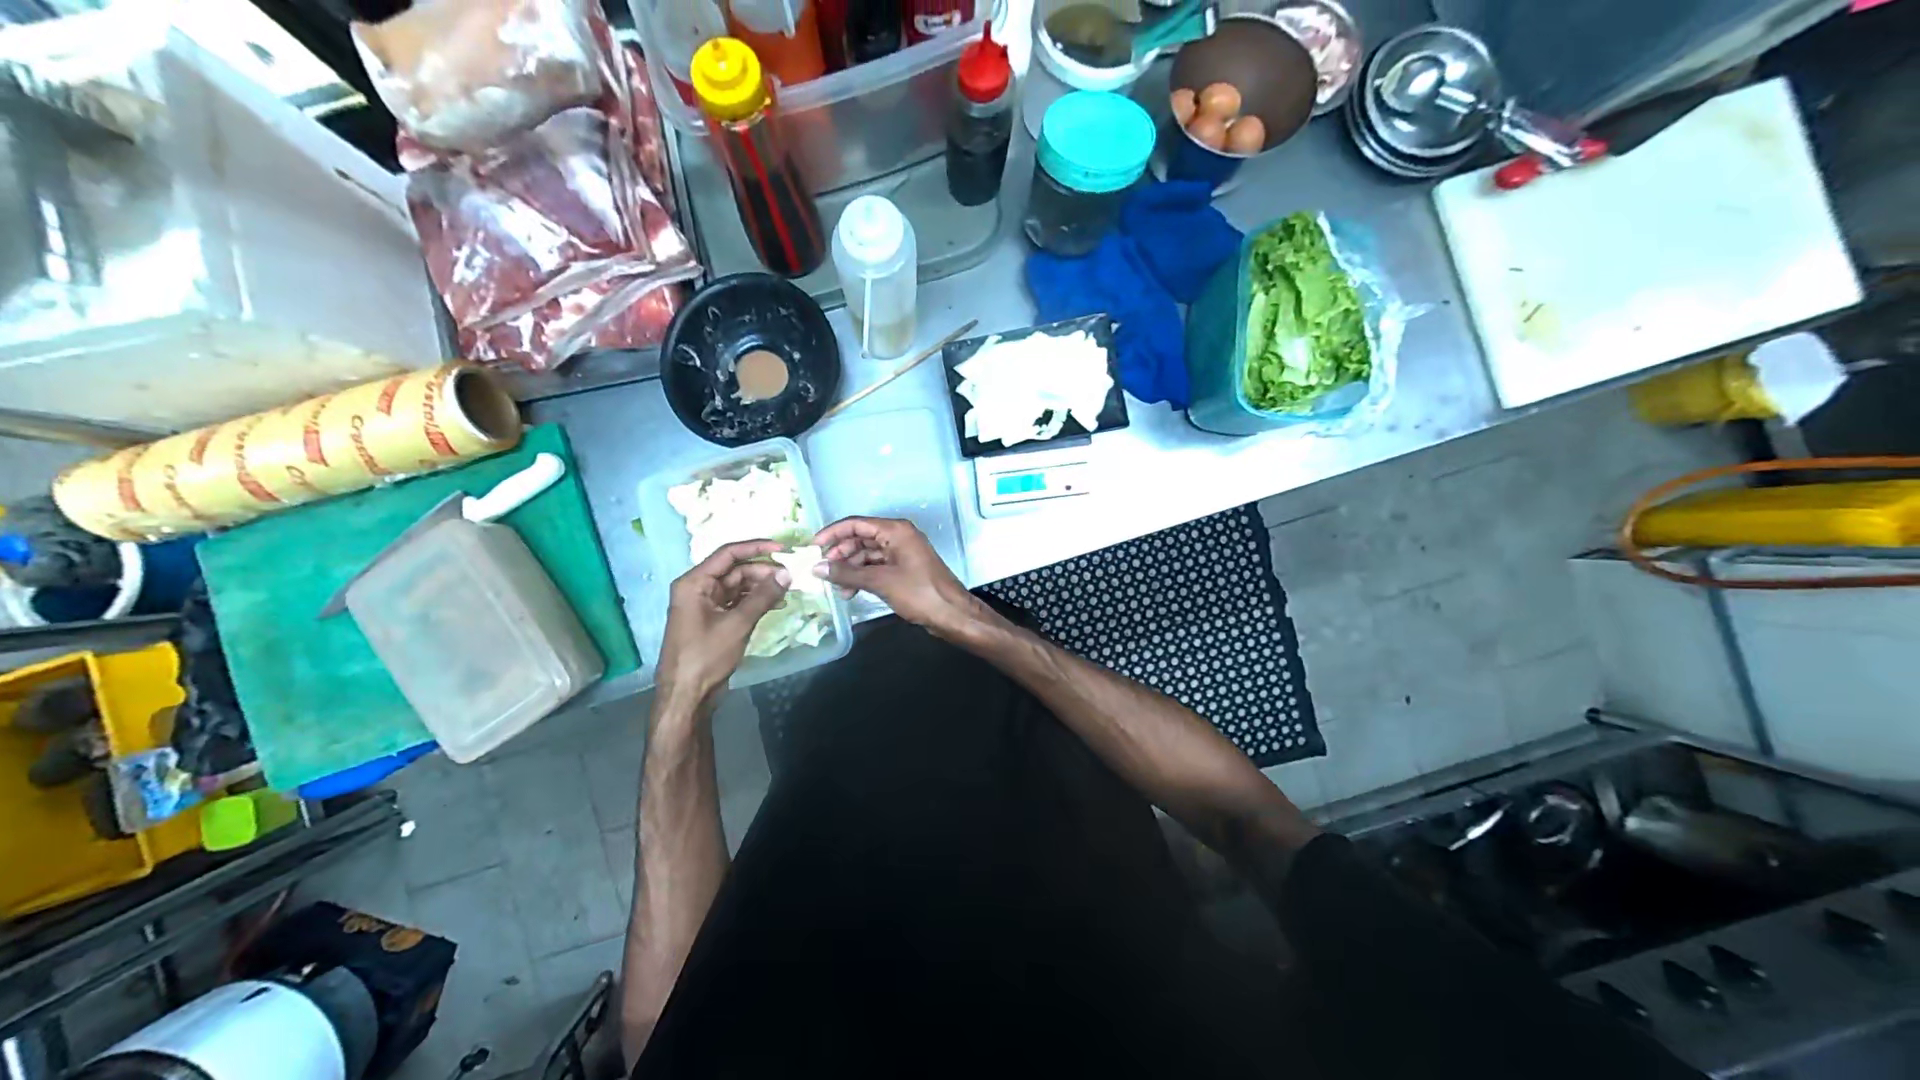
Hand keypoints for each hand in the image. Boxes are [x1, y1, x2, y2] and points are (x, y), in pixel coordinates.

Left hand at [657, 540, 790, 715]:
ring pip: (737, 587)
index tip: (783, 550)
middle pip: (734, 570)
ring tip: (787, 591)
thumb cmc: (706, 655)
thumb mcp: (738, 623)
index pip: (728, 554)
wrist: (687, 695)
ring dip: (761, 587)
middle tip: (790, 577)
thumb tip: (787, 574)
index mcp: (694, 583)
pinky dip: (755, 602)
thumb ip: (763, 596)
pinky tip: (776, 605)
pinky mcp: (713, 621)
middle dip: (762, 571)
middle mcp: (697, 589)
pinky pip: (736, 603)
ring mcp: (705, 606)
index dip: (756, 548)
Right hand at [813, 517, 989, 639]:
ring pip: (867, 554)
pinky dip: (863, 576)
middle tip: (823, 571)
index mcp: (896, 531)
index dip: (832, 534)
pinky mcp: (904, 569)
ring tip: (837, 587)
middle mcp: (898, 536)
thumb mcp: (880, 582)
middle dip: (840, 554)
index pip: (856, 524)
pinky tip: (851, 591)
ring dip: (851, 569)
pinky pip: (877, 566)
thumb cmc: (920, 593)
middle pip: (860, 538)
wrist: (952, 614)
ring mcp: (902, 553)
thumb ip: (847, 573)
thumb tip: (818, 568)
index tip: (812, 547)